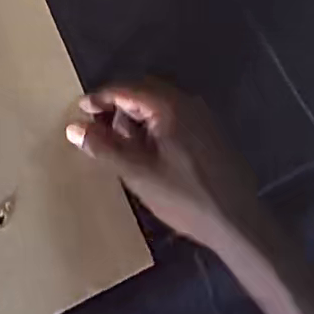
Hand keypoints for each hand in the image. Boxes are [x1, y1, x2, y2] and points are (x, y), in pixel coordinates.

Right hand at [66, 79, 266, 252]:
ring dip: (135, 116)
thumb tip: (73, 127)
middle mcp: (185, 100)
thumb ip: (104, 148)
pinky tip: (147, 149)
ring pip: (157, 103)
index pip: (124, 89)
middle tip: (98, 126)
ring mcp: (200, 114)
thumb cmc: (185, 197)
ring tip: (122, 143)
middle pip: (141, 91)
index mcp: (167, 104)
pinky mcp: (208, 131)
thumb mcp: (138, 174)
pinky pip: (172, 115)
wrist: (240, 225)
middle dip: (117, 106)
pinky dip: (153, 124)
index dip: (99, 98)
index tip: (80, 109)